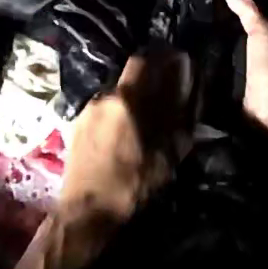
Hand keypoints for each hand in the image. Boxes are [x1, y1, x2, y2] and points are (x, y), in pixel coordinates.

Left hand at [59, 48, 192, 230]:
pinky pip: (104, 107)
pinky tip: (124, 131)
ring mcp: (88, 108)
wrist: (86, 212)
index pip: (146, 59)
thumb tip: (190, 90)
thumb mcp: (167, 155)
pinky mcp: (77, 124)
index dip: (164, 56)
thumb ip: (180, 118)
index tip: (179, 59)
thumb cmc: (132, 186)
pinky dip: (118, 111)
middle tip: (165, 87)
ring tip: (146, 115)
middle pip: (130, 73)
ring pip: (117, 91)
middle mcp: (105, 95)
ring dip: (133, 95)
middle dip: (149, 75)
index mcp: (127, 98)